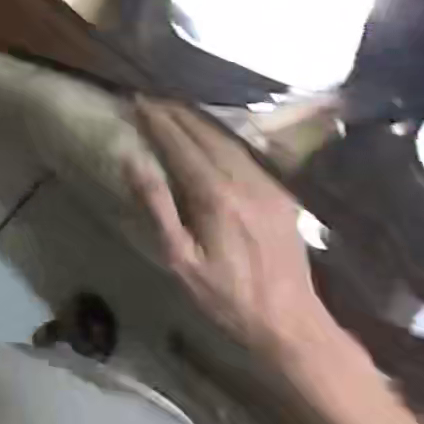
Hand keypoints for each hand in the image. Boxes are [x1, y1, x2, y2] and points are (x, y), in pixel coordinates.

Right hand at [128, 98, 327, 351]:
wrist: (291, 325)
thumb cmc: (225, 297)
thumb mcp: (179, 259)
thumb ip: (156, 206)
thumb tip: (131, 160)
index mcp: (216, 195)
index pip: (180, 144)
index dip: (156, 120)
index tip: (136, 100)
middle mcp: (244, 181)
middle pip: (204, 133)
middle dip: (174, 112)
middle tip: (149, 98)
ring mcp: (266, 185)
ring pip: (226, 138)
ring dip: (196, 119)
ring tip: (172, 108)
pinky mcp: (280, 193)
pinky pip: (244, 152)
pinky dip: (219, 135)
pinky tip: (207, 133)